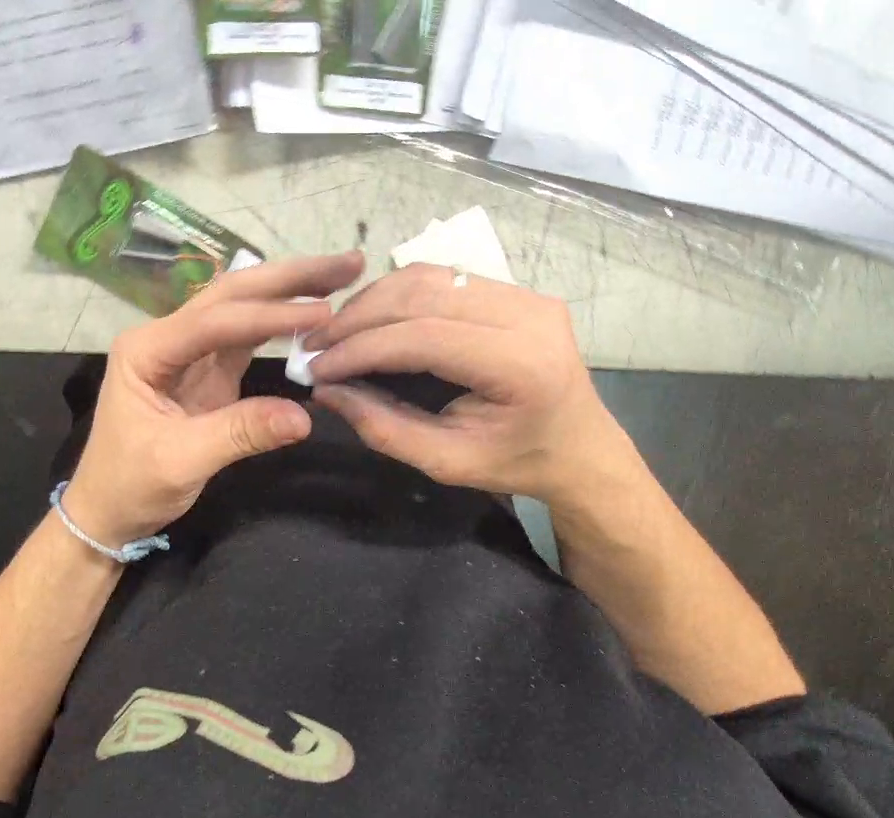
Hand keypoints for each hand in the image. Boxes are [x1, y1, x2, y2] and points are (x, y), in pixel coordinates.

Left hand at [61, 252, 366, 546]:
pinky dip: (280, 327)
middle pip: (230, 296)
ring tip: (342, 275)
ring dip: (288, 293)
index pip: (215, 321)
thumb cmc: (131, 485)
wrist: (108, 511)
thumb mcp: (182, 462)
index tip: (323, 312)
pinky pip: (246, 340)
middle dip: (287, 279)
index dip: (269, 315)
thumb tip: (303, 419)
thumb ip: (240, 434)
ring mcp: (187, 354)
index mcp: (147, 350)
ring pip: (241, 310)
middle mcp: (165, 339)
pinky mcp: (206, 373)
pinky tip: (313, 313)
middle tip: (347, 264)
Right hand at [302, 264, 632, 503]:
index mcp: (520, 365)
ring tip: (335, 332)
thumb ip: (384, 427)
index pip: (424, 337)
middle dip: (358, 318)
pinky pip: (446, 278)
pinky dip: (398, 295)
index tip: (316, 368)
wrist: (580, 448)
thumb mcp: (445, 462)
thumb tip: (327, 391)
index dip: (361, 347)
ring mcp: (527, 296)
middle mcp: (528, 315)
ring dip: (373, 300)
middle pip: (424, 294)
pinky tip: (370, 319)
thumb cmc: (515, 464)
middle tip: (314, 346)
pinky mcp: (518, 290)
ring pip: (431, 277)